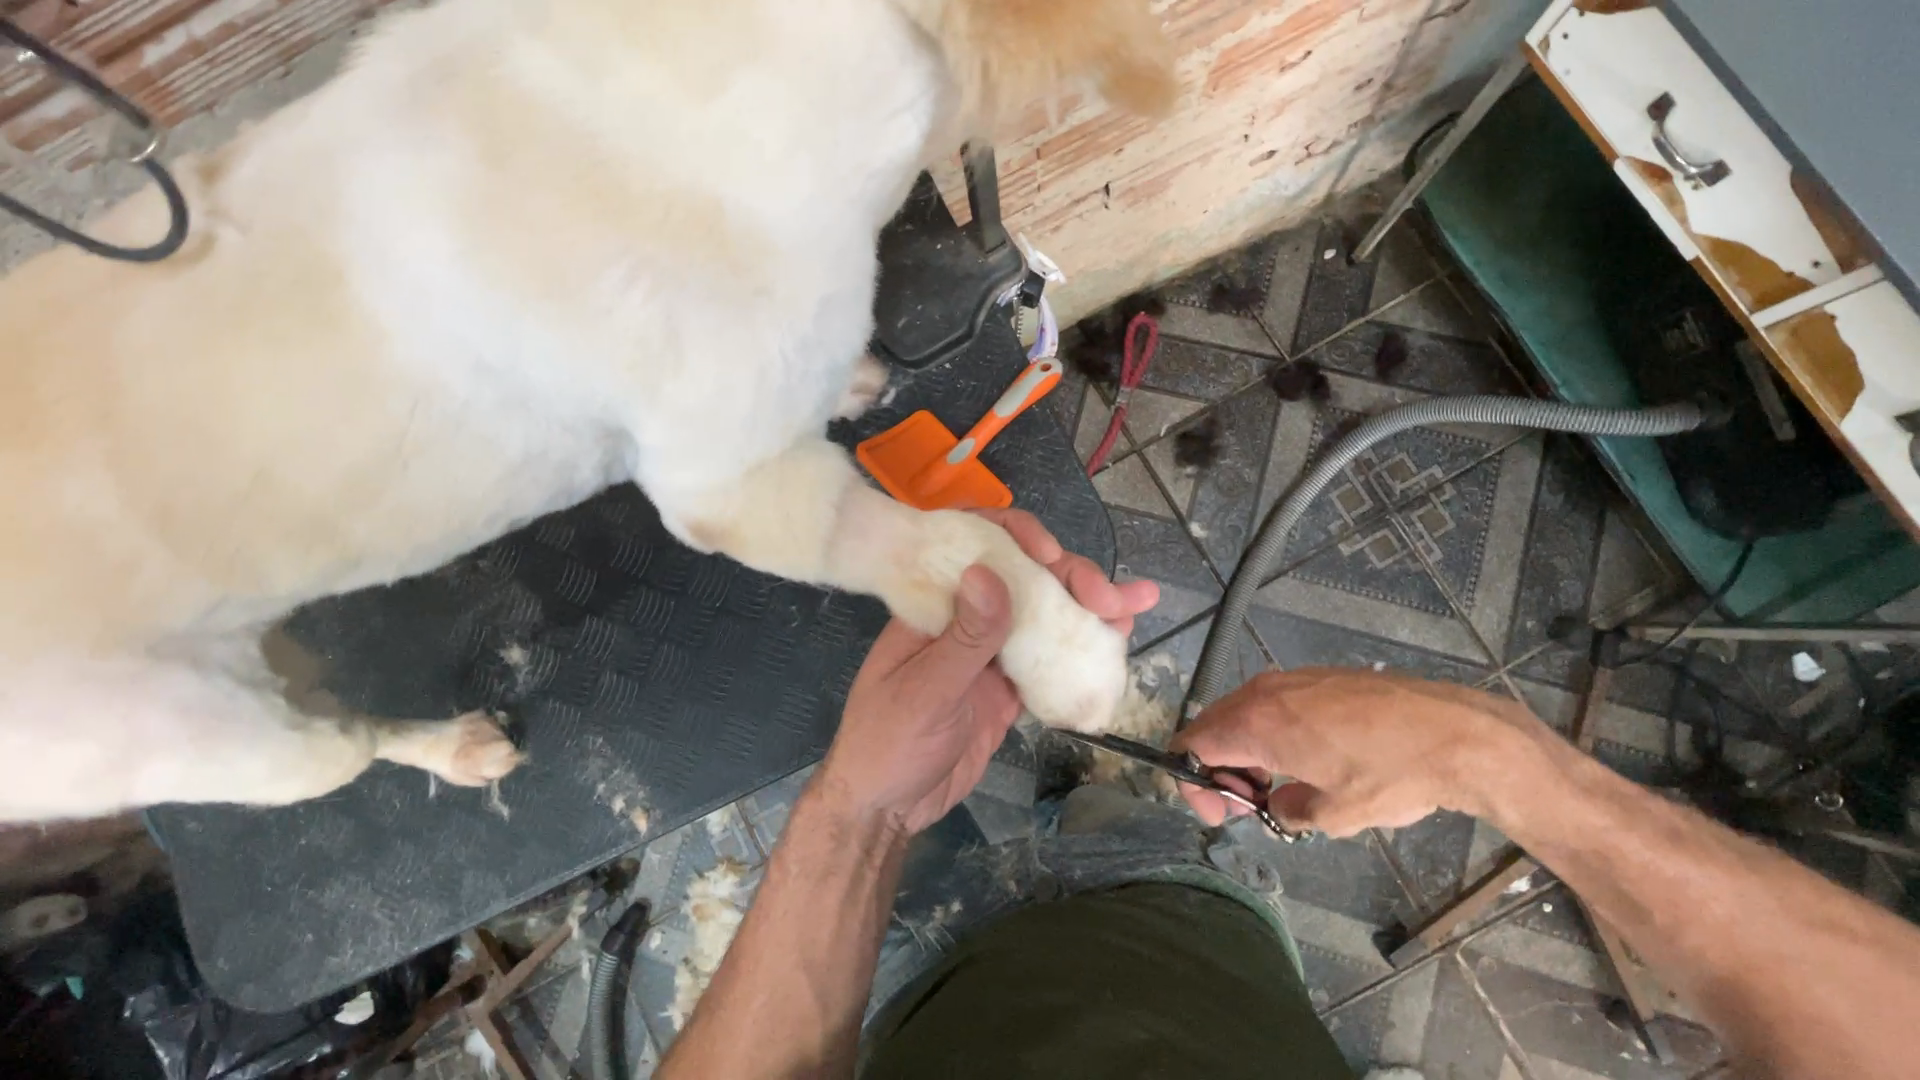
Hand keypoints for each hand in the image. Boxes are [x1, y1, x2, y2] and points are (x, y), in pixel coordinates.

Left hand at [818, 510, 1157, 836]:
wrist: (888, 808)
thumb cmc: (888, 744)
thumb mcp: (925, 691)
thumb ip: (964, 638)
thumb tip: (991, 574)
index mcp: (932, 604)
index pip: (974, 545)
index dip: (1016, 537)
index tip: (1051, 557)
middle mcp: (963, 617)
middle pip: (1022, 576)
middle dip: (1071, 577)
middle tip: (1110, 600)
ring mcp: (989, 651)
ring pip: (1044, 613)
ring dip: (1089, 607)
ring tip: (1137, 605)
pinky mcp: (1008, 685)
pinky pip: (1050, 657)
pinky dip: (1082, 648)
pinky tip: (1115, 642)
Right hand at [1169, 669, 1549, 836]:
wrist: (1458, 734)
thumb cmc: (1391, 777)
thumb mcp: (1333, 815)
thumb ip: (1288, 811)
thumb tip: (1279, 803)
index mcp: (1256, 724)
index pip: (1191, 746)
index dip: (1193, 784)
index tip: (1223, 814)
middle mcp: (1264, 693)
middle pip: (1212, 727)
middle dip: (1219, 767)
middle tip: (1250, 804)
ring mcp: (1291, 679)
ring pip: (1242, 713)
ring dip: (1246, 749)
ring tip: (1282, 783)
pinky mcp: (1319, 677)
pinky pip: (1274, 703)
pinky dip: (1272, 731)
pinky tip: (1313, 757)